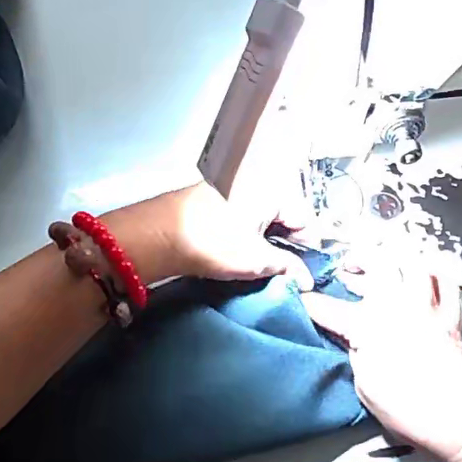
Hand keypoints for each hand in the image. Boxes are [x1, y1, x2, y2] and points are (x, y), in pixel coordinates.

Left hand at [103, 182, 311, 287]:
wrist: (153, 237)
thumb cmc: (212, 244)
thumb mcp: (255, 261)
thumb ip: (286, 267)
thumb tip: (306, 279)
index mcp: (270, 190)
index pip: (304, 218)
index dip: (308, 247)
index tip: (304, 271)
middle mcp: (251, 182)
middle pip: (281, 215)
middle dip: (284, 243)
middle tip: (282, 272)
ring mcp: (226, 189)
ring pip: (257, 216)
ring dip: (262, 240)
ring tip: (257, 266)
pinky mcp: (204, 200)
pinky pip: (235, 216)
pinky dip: (241, 234)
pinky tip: (233, 254)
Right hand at [302, 258, 461, 461]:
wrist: (460, 418)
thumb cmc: (409, 409)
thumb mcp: (365, 385)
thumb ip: (355, 351)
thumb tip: (351, 337)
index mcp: (368, 326)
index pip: (330, 308)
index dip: (312, 303)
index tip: (303, 301)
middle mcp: (398, 306)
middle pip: (378, 261)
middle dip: (359, 257)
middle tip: (349, 265)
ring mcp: (427, 308)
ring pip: (413, 262)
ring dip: (395, 257)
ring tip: (384, 262)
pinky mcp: (450, 317)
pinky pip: (444, 283)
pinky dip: (432, 275)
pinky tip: (423, 279)